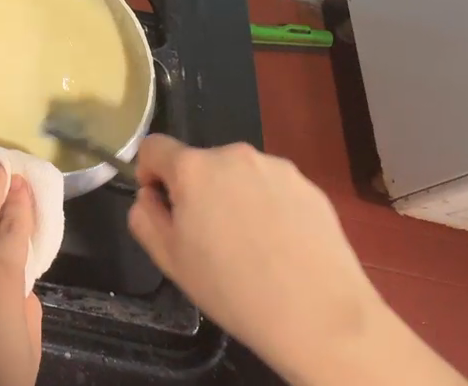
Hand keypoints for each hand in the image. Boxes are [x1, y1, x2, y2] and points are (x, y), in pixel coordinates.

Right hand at [127, 136, 466, 385]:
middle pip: (199, 163)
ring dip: (234, 197)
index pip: (154, 147)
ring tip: (253, 246)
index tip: (163, 207)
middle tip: (211, 238)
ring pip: (239, 175)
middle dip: (197, 191)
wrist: (322, 319)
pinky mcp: (310, 187)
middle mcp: (233, 154)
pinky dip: (269, 207)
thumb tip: (151, 196)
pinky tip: (283, 247)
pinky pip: (274, 189)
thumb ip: (144, 217)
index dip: (150, 174)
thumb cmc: (234, 290)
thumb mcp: (170, 261)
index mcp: (193, 168)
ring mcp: (276, 167)